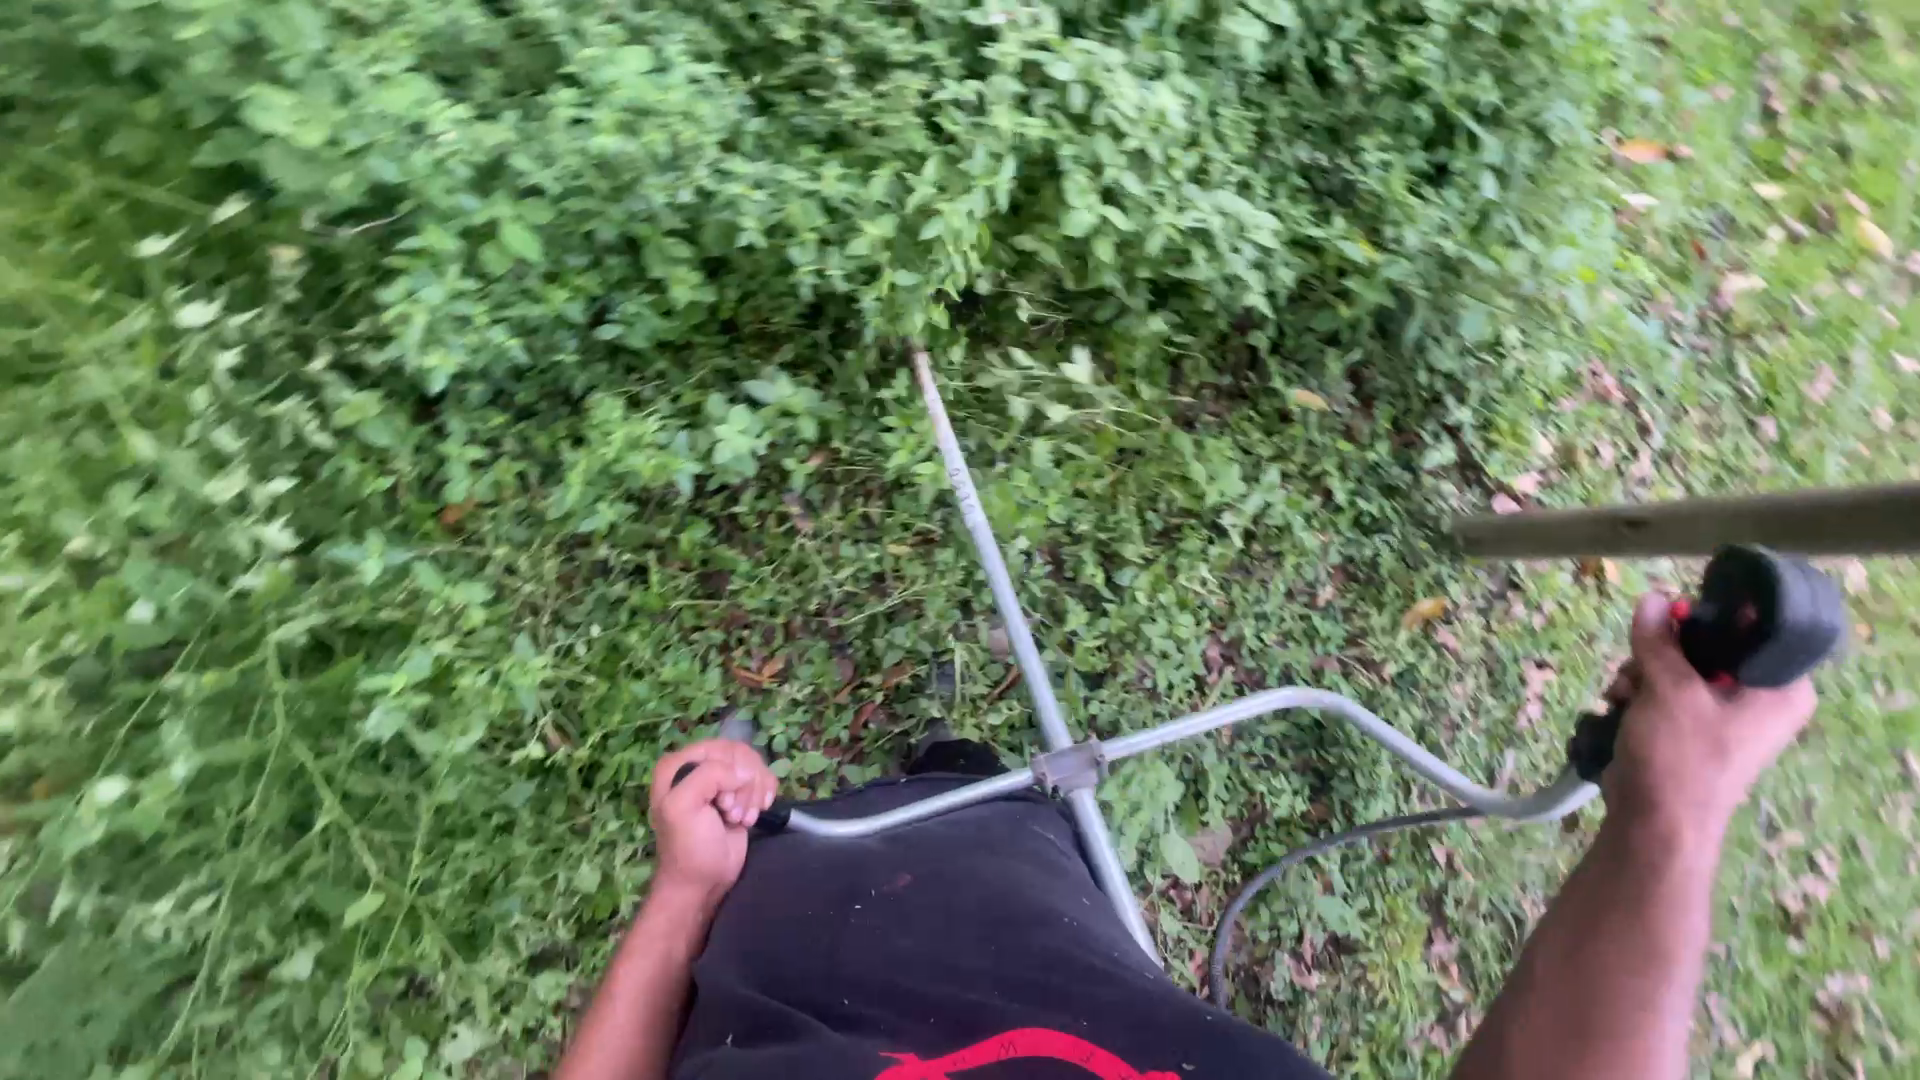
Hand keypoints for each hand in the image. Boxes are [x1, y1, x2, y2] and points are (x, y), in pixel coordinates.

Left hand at [648, 739, 777, 901]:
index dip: (729, 772)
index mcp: (677, 765)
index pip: (720, 748)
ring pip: (754, 765)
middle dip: (745, 784)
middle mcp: (698, 766)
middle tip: (733, 812)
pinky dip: (765, 794)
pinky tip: (756, 813)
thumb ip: (708, 775)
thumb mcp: (683, 807)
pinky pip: (763, 776)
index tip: (723, 803)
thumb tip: (744, 774)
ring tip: (742, 818)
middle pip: (740, 754)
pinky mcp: (740, 793)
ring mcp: (721, 780)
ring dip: (754, 793)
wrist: (703, 882)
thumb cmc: (689, 846)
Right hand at [1601, 593, 1816, 845]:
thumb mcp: (1668, 691)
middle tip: (1637, 673)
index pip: (1752, 634)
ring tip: (1621, 696)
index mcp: (1780, 690)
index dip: (1707, 622)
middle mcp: (1758, 701)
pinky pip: (1660, 693)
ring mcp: (1721, 717)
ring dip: (1637, 676)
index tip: (1667, 623)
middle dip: (1656, 657)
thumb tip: (1651, 599)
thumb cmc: (1680, 755)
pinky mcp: (1688, 729)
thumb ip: (1659, 643)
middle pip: (1702, 650)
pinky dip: (1635, 695)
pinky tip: (1617, 706)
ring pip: (1672, 670)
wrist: (1655, 816)